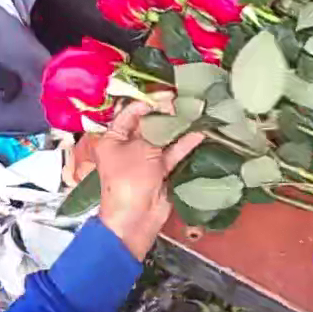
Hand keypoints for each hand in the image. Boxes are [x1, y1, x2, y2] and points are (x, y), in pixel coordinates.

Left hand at [85, 102, 202, 259]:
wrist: (136, 216)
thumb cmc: (129, 178)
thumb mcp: (140, 148)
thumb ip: (155, 129)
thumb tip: (168, 113)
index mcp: (113, 139)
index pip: (130, 113)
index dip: (147, 101)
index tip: (167, 96)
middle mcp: (128, 146)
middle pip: (148, 123)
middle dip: (165, 113)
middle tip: (182, 102)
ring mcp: (145, 158)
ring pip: (163, 137)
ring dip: (177, 127)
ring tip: (194, 112)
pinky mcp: (161, 170)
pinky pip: (173, 153)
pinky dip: (185, 144)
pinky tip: (199, 133)